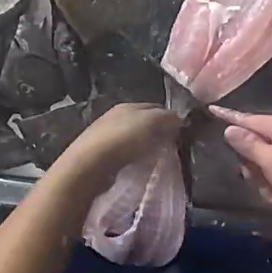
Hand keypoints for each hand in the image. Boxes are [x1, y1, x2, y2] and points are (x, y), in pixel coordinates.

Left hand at [50, 103, 181, 192]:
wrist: (89, 165)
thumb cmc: (122, 140)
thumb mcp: (151, 122)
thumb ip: (167, 118)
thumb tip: (178, 120)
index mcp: (126, 105)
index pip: (155, 107)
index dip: (170, 119)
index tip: (181, 134)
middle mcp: (114, 117)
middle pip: (144, 123)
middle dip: (158, 134)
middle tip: (171, 149)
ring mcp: (105, 135)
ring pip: (134, 139)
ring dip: (146, 148)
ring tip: (157, 160)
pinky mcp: (101, 155)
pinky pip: (124, 153)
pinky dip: (134, 158)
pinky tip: (138, 167)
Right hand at [210, 106, 271, 217]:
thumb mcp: (268, 161)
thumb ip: (247, 144)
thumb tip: (229, 129)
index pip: (246, 118)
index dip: (227, 116)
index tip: (211, 109)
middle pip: (255, 141)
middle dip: (251, 162)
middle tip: (253, 177)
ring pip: (265, 157)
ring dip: (263, 176)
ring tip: (271, 192)